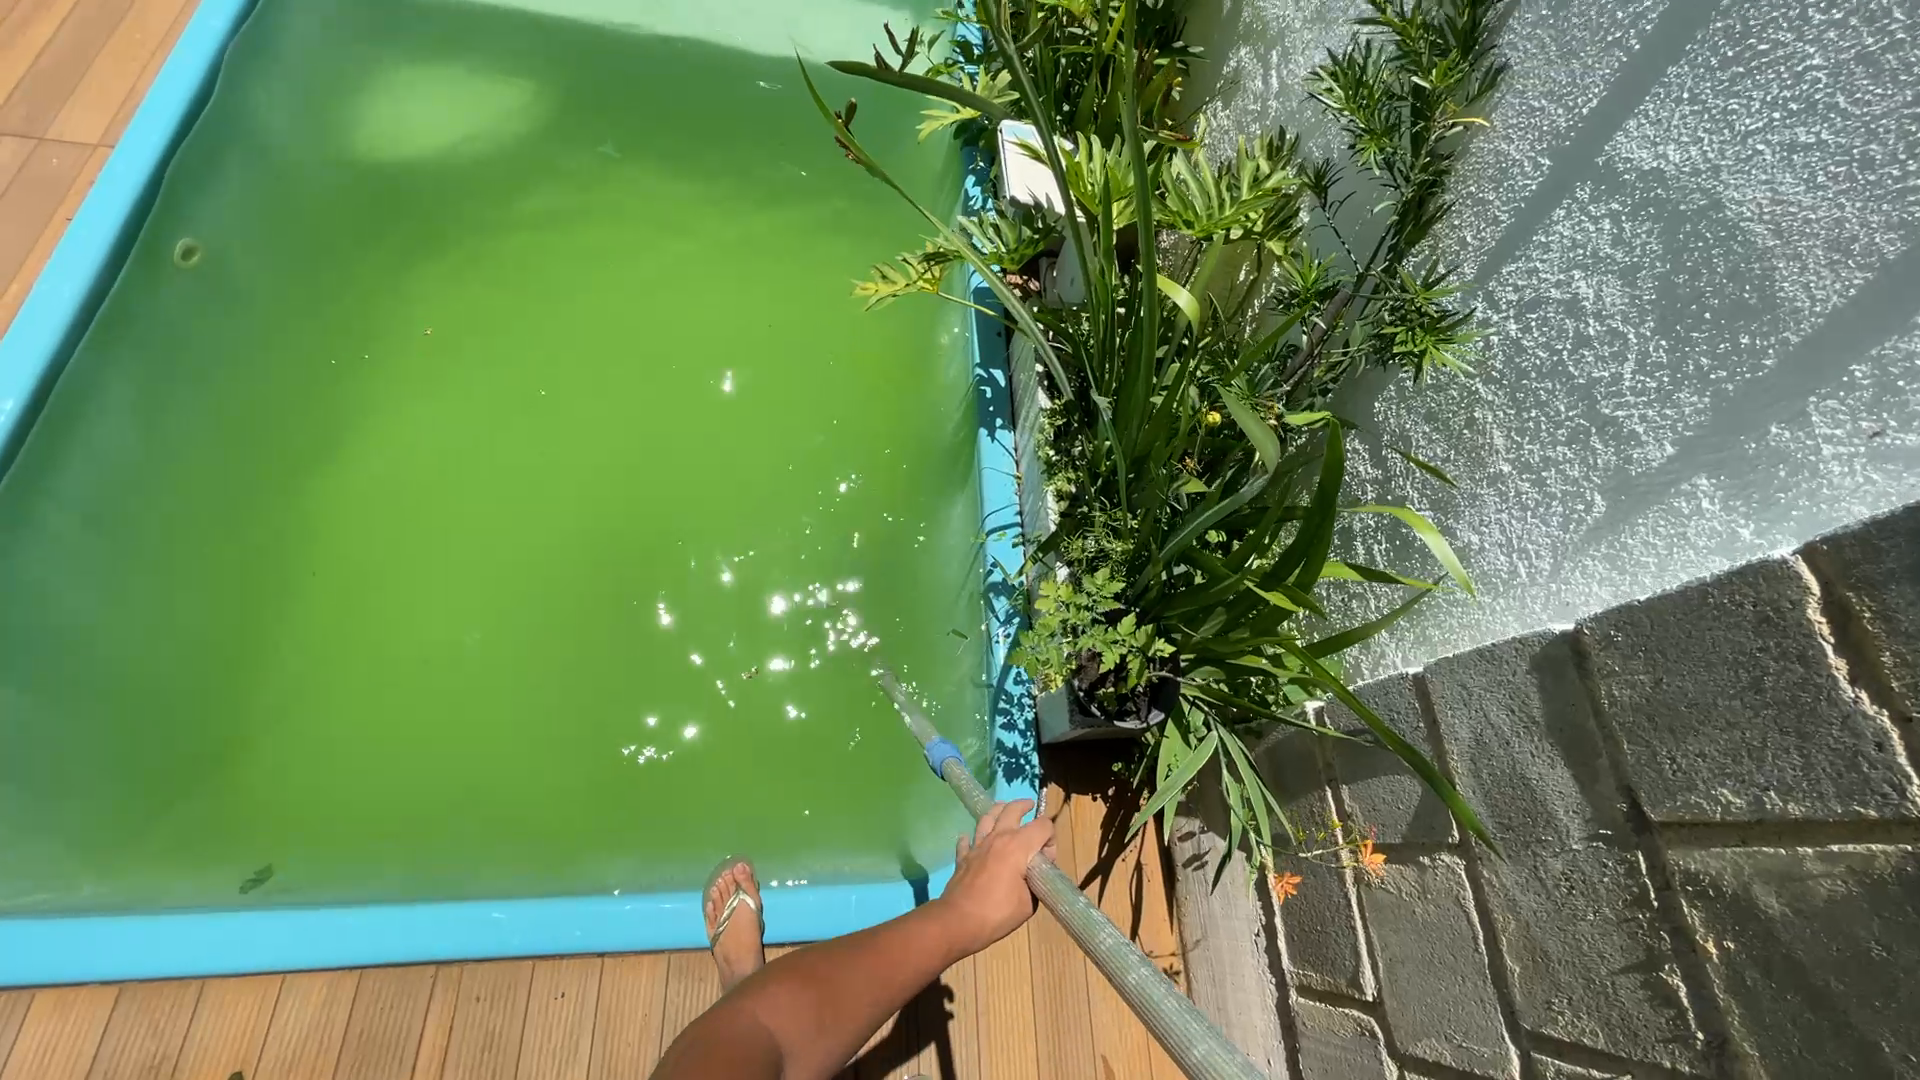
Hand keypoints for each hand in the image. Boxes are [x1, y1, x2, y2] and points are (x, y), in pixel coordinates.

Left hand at [932, 800, 1055, 957]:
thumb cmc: (998, 912)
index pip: (1043, 826)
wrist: (960, 920)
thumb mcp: (1029, 903)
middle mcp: (998, 838)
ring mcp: (978, 845)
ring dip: (998, 810)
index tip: (1048, 859)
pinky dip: (971, 837)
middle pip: (1012, 809)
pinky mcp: (963, 856)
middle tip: (1030, 806)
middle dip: (1024, 806)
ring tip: (1004, 809)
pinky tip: (971, 839)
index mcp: (1018, 846)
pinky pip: (967, 840)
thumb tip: (1035, 875)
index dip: (1051, 839)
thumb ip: (1037, 884)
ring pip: (988, 816)